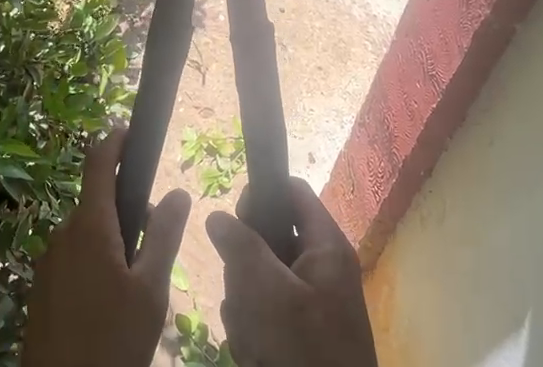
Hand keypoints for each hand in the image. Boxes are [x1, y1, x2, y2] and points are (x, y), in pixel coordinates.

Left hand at [23, 131, 191, 366]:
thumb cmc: (113, 340)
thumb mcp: (151, 291)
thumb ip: (164, 236)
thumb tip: (177, 192)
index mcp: (90, 226)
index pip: (98, 163)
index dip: (113, 141)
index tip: (128, 129)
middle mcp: (62, 233)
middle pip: (97, 203)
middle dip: (126, 210)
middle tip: (155, 245)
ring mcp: (47, 260)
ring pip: (86, 234)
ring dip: (111, 242)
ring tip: (135, 286)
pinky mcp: (40, 286)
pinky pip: (72, 259)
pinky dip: (93, 264)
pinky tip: (109, 303)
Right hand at [206, 178, 376, 366]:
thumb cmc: (305, 349)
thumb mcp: (268, 290)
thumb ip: (240, 245)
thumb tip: (217, 216)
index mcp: (325, 247)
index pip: (291, 191)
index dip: (261, 195)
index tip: (238, 220)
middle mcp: (318, 268)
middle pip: (266, 237)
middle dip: (244, 265)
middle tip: (245, 290)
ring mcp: (307, 301)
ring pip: (256, 278)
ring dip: (243, 303)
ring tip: (253, 332)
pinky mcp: (294, 331)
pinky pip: (259, 311)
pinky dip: (250, 328)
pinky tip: (254, 351)